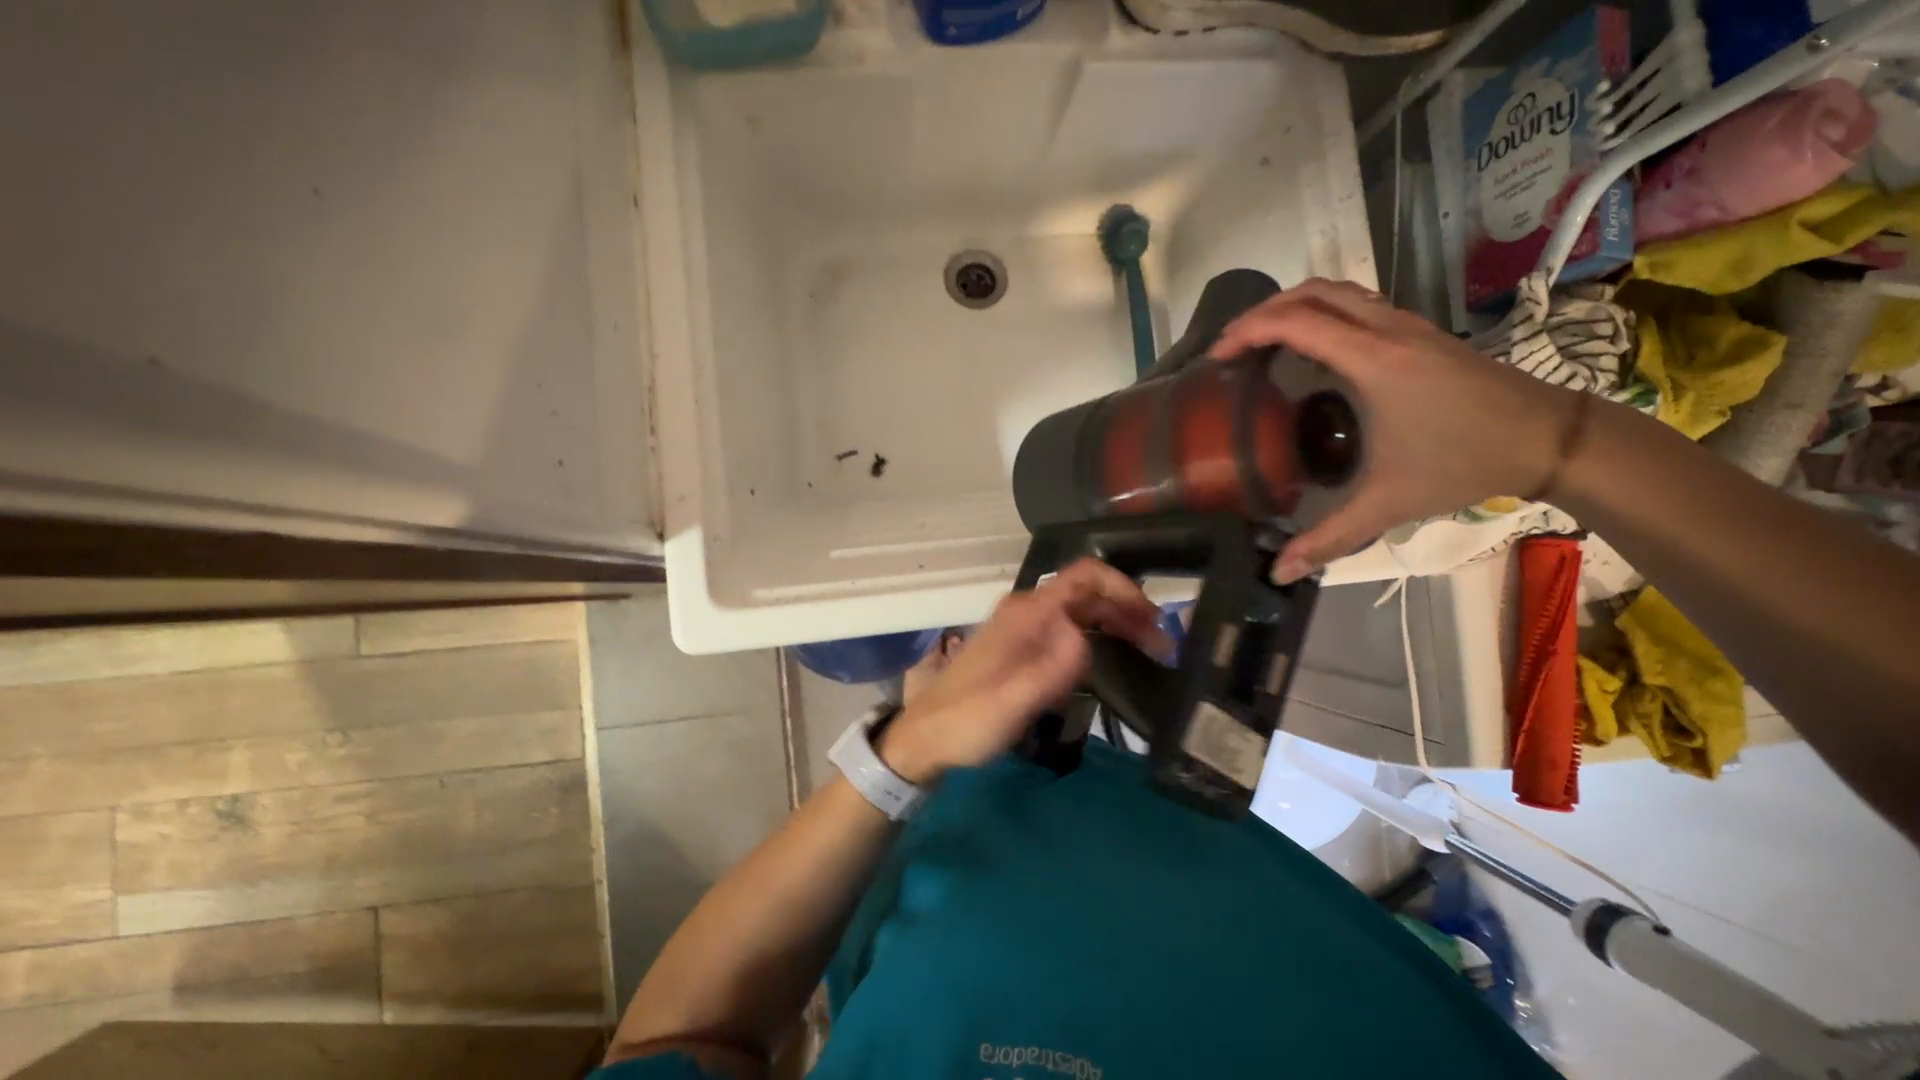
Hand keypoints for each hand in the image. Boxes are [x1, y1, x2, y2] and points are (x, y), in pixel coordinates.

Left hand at [876, 559, 1171, 783]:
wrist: (925, 740)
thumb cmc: (967, 722)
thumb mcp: (1012, 701)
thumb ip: (1050, 668)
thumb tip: (1086, 636)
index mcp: (1025, 614)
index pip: (1083, 577)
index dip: (1122, 588)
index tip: (1152, 618)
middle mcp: (1026, 612)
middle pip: (1087, 594)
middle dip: (1127, 611)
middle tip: (1161, 646)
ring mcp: (1023, 630)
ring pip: (1080, 612)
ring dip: (1115, 625)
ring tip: (1148, 652)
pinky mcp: (1022, 651)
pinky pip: (1068, 632)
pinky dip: (1096, 639)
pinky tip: (1113, 661)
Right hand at [1208, 278, 1581, 581]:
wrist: (1547, 437)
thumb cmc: (1464, 462)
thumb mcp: (1389, 504)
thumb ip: (1330, 537)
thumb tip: (1278, 572)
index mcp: (1372, 361)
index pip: (1296, 322)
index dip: (1248, 331)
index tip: (1218, 356)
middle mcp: (1386, 330)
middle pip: (1312, 292)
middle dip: (1264, 311)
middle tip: (1233, 346)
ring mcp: (1407, 325)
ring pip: (1338, 291)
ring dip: (1294, 306)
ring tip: (1264, 342)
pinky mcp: (1420, 332)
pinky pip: (1358, 304)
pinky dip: (1322, 312)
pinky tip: (1315, 350)